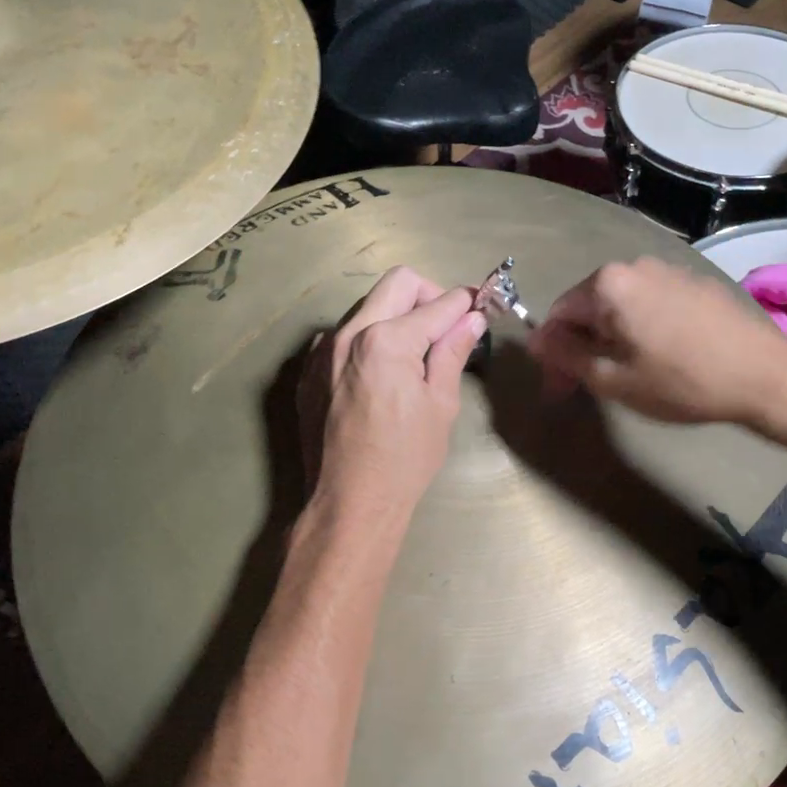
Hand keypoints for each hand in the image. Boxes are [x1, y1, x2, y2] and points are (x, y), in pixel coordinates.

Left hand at [299, 267, 486, 517]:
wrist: (349, 502)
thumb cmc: (405, 459)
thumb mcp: (440, 405)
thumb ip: (452, 352)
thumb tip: (471, 319)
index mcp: (386, 340)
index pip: (436, 304)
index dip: (464, 303)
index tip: (478, 305)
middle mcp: (348, 333)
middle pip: (396, 284)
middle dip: (427, 296)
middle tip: (445, 327)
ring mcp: (322, 350)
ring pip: (367, 306)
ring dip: (395, 316)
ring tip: (413, 354)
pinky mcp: (309, 369)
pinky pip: (342, 335)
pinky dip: (367, 340)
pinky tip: (380, 375)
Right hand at [527, 256, 786, 425]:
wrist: (764, 376)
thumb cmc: (681, 382)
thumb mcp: (613, 379)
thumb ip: (567, 356)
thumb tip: (536, 340)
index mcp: (608, 284)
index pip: (558, 315)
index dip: (552, 356)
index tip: (559, 391)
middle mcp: (635, 265)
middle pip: (590, 307)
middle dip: (581, 346)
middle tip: (586, 389)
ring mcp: (670, 270)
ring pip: (623, 305)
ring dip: (612, 337)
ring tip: (625, 375)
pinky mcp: (697, 283)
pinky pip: (653, 303)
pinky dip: (643, 328)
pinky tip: (660, 357)